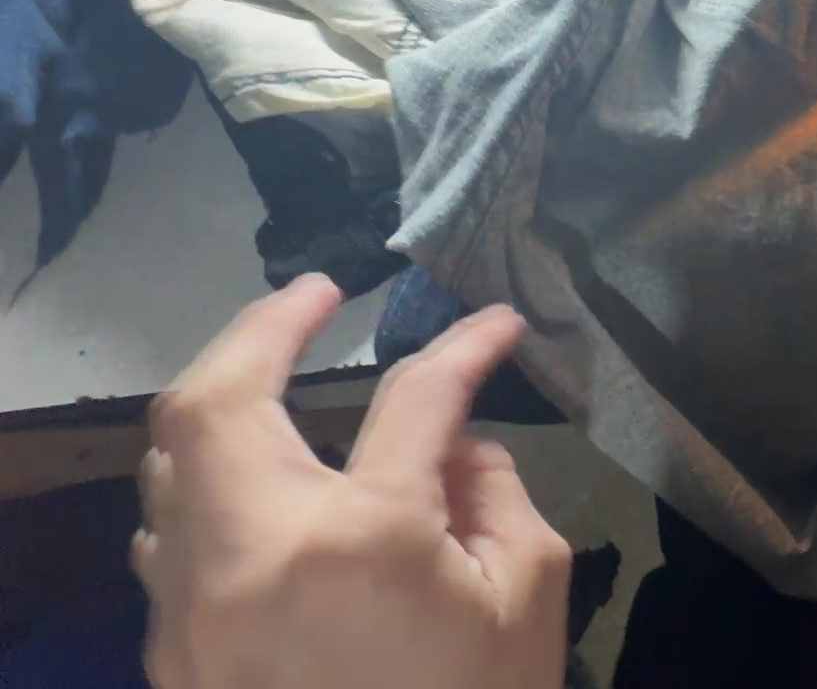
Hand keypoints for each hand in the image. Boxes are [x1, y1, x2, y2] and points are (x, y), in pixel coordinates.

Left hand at [134, 275, 570, 688]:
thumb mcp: (528, 580)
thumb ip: (490, 488)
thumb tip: (454, 445)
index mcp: (361, 537)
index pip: (416, 399)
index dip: (467, 346)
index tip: (500, 323)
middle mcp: (254, 557)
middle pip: (213, 407)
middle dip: (264, 327)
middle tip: (316, 291)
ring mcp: (192, 605)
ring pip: (168, 464)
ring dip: (223, 391)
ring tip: (274, 354)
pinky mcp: (176, 644)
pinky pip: (173, 527)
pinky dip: (211, 466)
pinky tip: (259, 462)